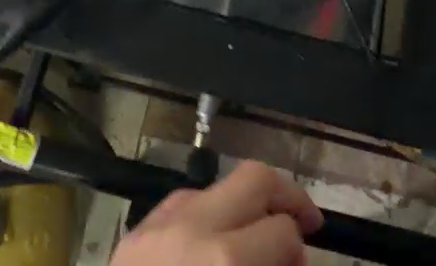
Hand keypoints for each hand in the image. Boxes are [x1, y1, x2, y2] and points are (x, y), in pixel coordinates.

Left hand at [111, 160, 323, 265]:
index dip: (300, 250)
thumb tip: (291, 260)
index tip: (302, 265)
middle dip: (285, 197)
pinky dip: (203, 219)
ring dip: (242, 208)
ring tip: (254, 238)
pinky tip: (209, 246)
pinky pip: (179, 207)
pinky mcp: (132, 236)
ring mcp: (157, 226)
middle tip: (301, 224)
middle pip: (255, 178)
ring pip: (216, 187)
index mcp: (224, 261)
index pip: (284, 232)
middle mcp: (192, 229)